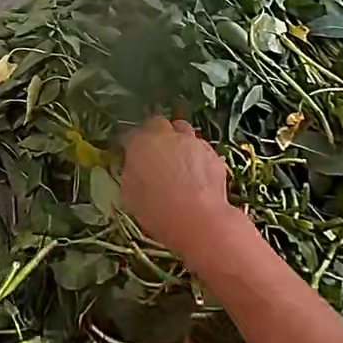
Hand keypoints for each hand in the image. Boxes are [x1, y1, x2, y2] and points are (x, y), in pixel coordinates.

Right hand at [121, 117, 243, 259]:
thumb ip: (131, 173)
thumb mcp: (129, 194)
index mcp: (140, 143)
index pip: (130, 134)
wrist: (197, 220)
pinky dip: (196, 155)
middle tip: (154, 152)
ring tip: (177, 158)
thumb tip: (134, 168)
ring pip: (183, 130)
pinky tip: (196, 172)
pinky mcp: (212, 154)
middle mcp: (166, 136)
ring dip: (178, 140)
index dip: (130, 144)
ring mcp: (191, 142)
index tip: (130, 153)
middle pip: (158, 123)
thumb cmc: (157, 210)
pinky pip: (201, 148)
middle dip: (155, 133)